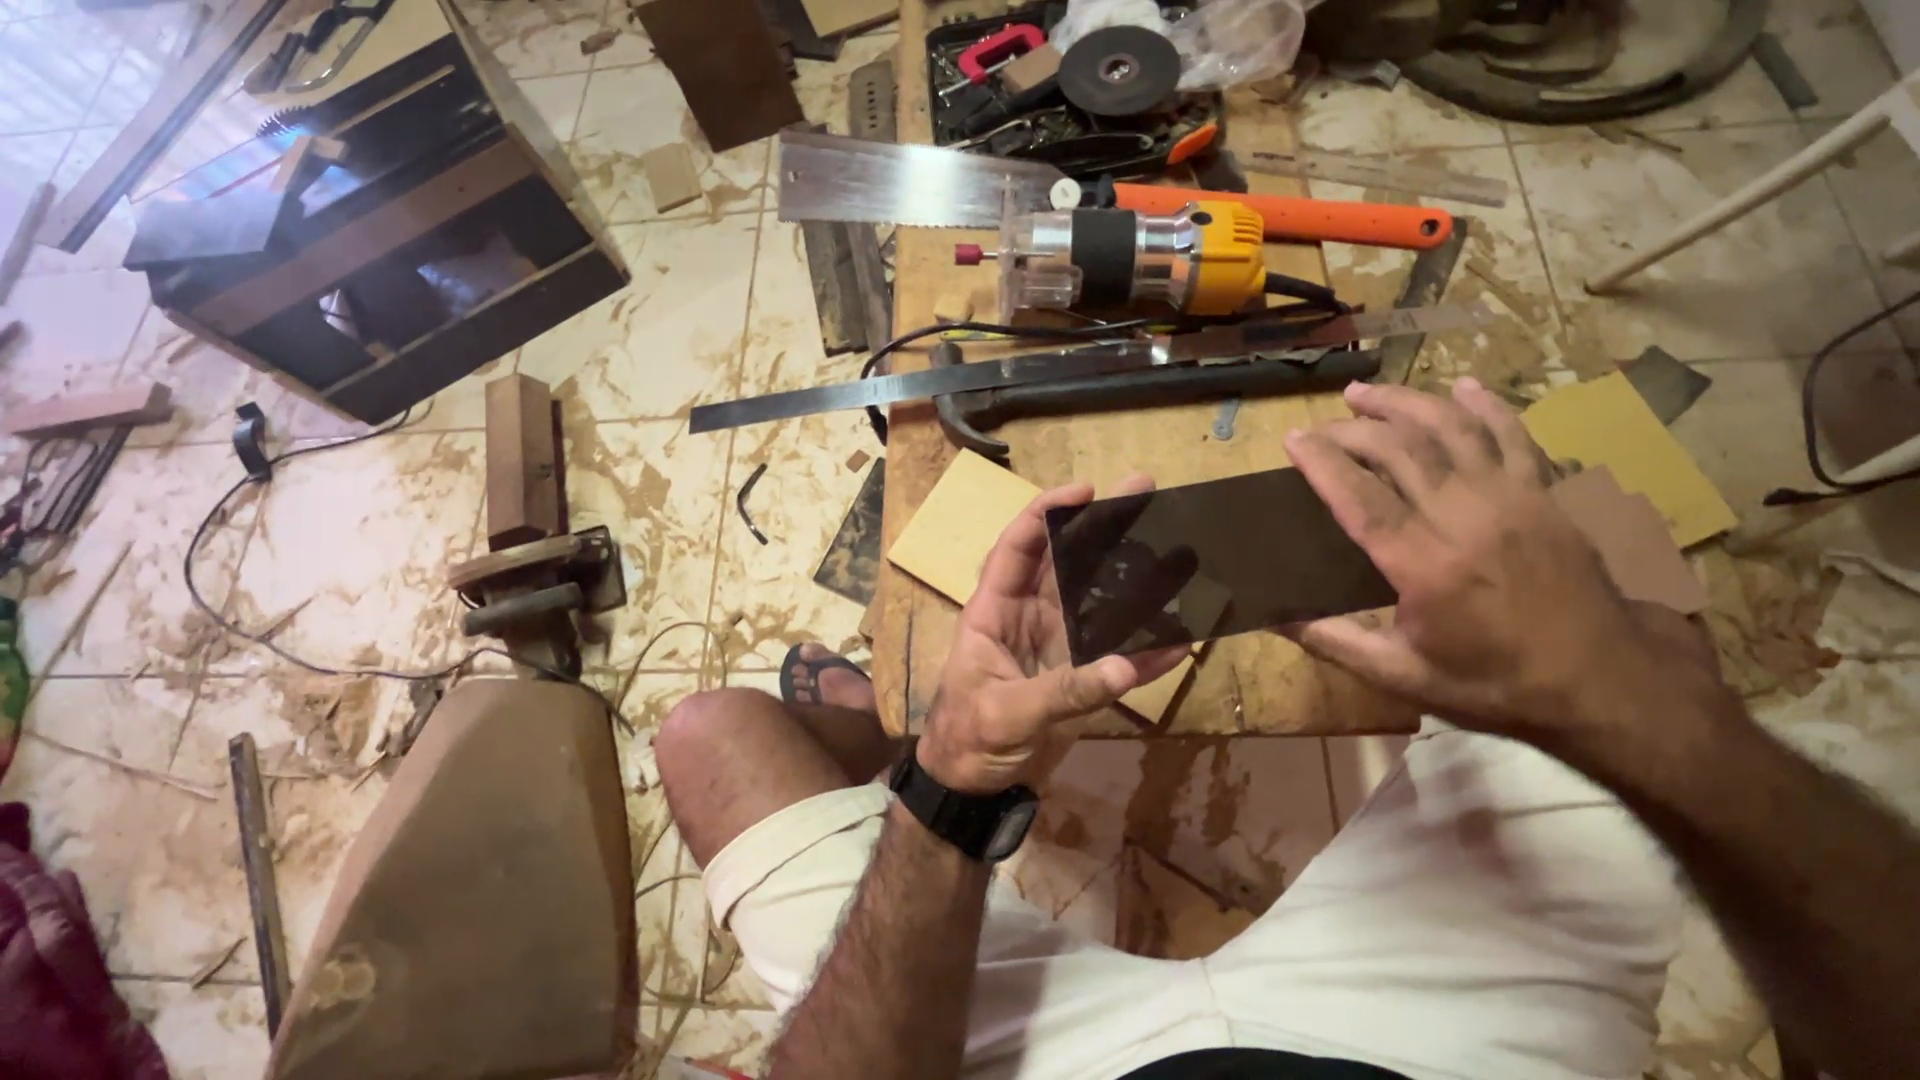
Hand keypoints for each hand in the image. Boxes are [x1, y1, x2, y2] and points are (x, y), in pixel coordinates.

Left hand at [918, 477, 1188, 793]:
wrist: (974, 789)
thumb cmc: (968, 741)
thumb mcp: (1005, 713)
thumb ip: (1063, 691)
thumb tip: (1124, 667)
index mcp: (994, 612)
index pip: (1017, 549)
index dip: (1046, 515)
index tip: (1085, 490)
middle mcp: (1028, 618)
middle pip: (1068, 562)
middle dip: (1103, 527)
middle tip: (1145, 490)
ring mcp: (1057, 646)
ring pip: (1100, 601)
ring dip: (1136, 578)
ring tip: (1179, 549)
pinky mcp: (1079, 678)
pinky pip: (1118, 656)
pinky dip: (1148, 648)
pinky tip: (1183, 633)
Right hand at [1281, 377, 1691, 737]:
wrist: (1603, 681)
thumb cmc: (1493, 681)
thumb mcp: (1402, 675)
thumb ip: (1335, 642)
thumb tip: (1274, 617)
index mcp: (1424, 566)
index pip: (1360, 498)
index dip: (1322, 463)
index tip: (1291, 440)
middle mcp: (1465, 519)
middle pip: (1400, 451)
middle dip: (1353, 429)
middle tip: (1320, 426)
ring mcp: (1511, 499)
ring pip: (1450, 430)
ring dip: (1404, 403)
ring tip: (1364, 392)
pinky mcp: (1544, 494)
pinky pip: (1513, 435)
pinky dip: (1486, 405)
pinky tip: (1460, 386)